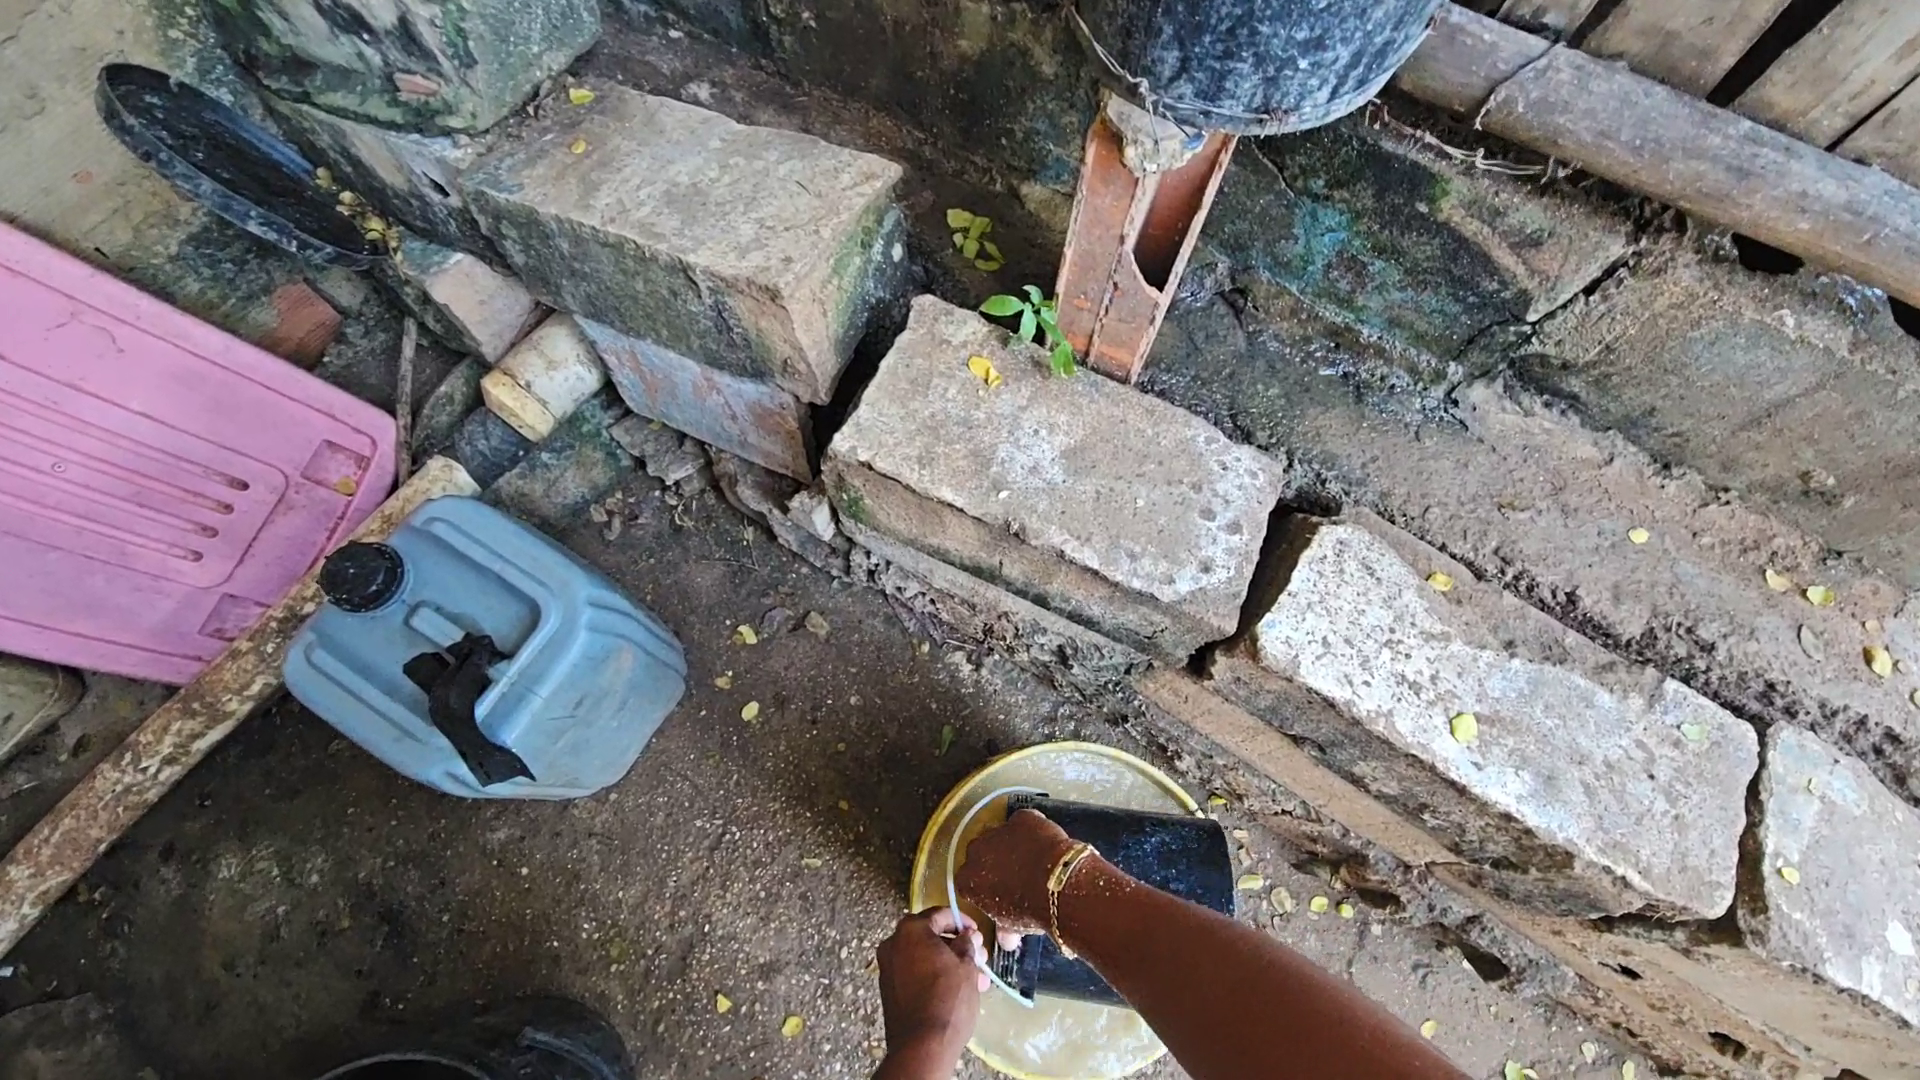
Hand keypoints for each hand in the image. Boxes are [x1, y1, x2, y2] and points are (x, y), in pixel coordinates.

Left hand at [875, 908, 986, 1070]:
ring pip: (924, 957)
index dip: (962, 921)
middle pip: (931, 936)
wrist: (922, 1046)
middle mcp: (893, 943)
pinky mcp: (889, 991)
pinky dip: (933, 976)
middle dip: (957, 947)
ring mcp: (888, 968)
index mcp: (910, 929)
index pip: (940, 914)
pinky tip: (955, 991)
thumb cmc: (947, 998)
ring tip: (975, 980)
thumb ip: (966, 943)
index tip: (977, 932)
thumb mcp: (966, 964)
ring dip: (948, 964)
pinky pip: (915, 974)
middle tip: (979, 957)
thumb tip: (967, 935)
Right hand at [955, 809, 1075, 943]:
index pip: (968, 881)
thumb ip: (1004, 930)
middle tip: (1016, 877)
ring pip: (1001, 836)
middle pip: (981, 854)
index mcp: (967, 878)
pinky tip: (1045, 845)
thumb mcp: (1012, 925)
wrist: (1057, 886)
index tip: (997, 894)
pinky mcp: (1022, 817)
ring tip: (1034, 861)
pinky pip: (1024, 823)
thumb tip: (1007, 942)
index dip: (983, 887)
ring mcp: (999, 830)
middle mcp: (976, 850)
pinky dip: (1033, 831)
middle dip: (994, 862)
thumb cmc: (1030, 910)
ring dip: (1012, 845)